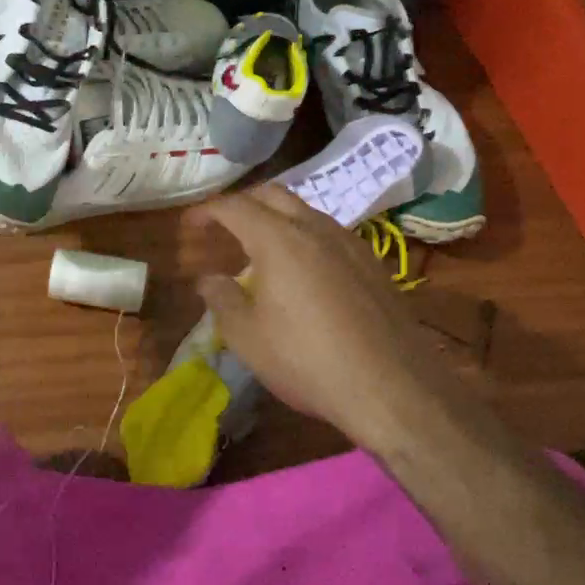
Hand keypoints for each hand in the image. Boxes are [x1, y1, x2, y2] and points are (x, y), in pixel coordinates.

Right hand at [187, 185, 428, 428]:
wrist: (395, 389)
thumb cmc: (308, 361)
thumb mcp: (248, 338)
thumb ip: (222, 300)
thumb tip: (208, 279)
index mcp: (278, 239)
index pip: (234, 207)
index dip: (207, 211)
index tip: (190, 225)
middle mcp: (315, 229)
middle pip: (272, 195)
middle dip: (242, 203)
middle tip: (223, 226)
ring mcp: (350, 243)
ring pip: (305, 211)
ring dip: (276, 217)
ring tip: (260, 248)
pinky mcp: (374, 264)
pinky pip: (329, 233)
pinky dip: (304, 236)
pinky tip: (303, 270)